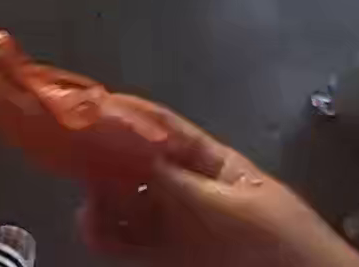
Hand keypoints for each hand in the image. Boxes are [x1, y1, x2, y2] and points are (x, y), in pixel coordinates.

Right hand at [78, 101, 358, 266]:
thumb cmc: (287, 249)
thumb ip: (185, 185)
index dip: (128, 116)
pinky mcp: (175, 260)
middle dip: (107, 157)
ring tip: (82, 202)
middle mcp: (191, 188)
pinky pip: (137, 241)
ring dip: (104, 197)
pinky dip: (112, 233)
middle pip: (141, 164)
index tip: (90, 106)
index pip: (162, 129)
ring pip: (133, 202)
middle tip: (71, 154)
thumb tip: (136, 152)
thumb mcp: (238, 211)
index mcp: (211, 162)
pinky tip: (92, 230)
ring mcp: (183, 226)